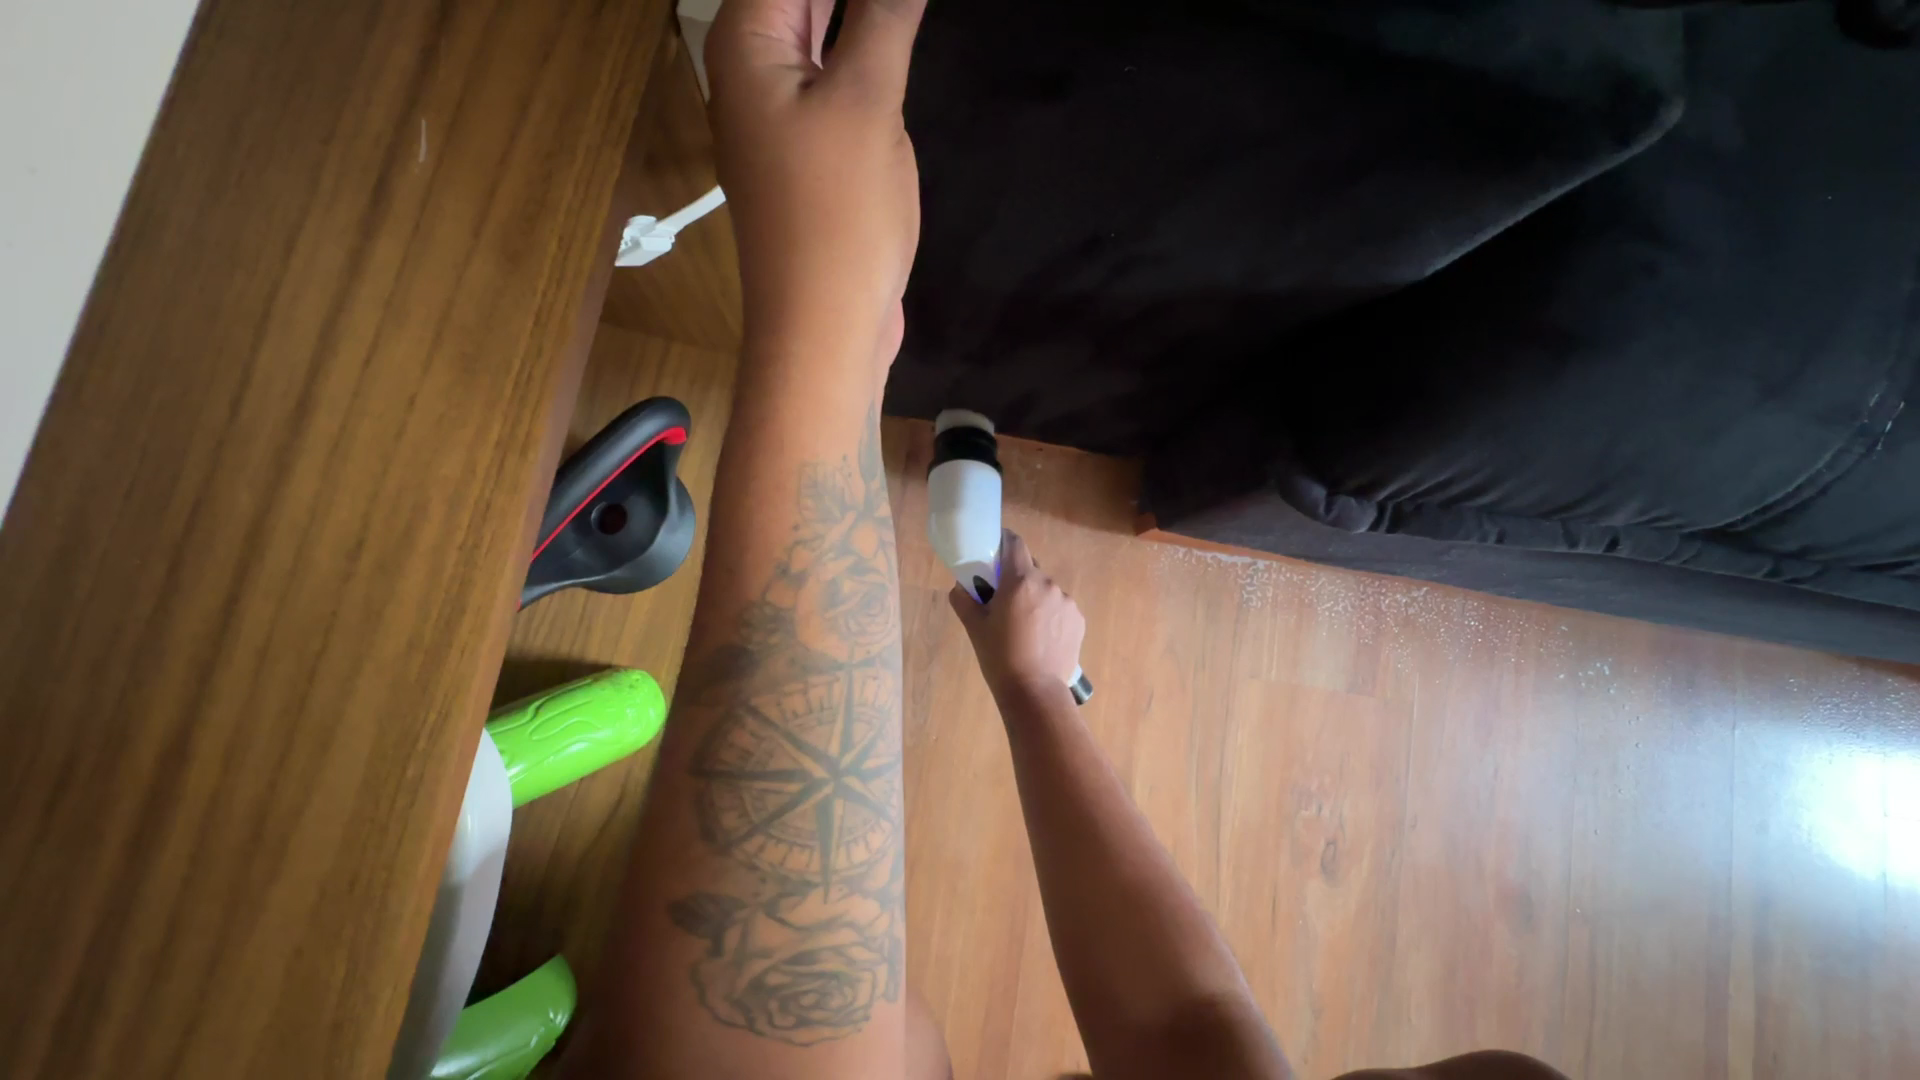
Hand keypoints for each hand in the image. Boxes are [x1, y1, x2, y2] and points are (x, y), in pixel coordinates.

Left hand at [706, 0, 924, 371]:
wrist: (825, 329)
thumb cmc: (839, 215)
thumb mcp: (867, 102)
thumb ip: (884, 17)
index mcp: (747, 43)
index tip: (898, 1)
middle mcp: (752, 74)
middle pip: (803, 0)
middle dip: (862, 3)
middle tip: (908, 9)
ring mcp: (781, 121)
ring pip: (820, 37)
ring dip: (863, 20)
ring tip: (905, 17)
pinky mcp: (811, 160)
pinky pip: (834, 85)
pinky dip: (864, 60)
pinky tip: (896, 45)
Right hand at [949, 532, 1086, 701]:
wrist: (1034, 691)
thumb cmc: (999, 657)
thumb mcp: (975, 628)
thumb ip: (964, 599)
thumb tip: (961, 586)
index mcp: (1020, 581)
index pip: (1014, 543)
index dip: (1003, 542)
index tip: (994, 551)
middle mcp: (1047, 584)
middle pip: (1031, 568)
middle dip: (1017, 577)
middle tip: (1004, 599)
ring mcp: (1067, 602)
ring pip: (1046, 589)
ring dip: (1035, 598)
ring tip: (1025, 626)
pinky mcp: (1078, 620)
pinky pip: (1060, 607)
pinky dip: (1050, 614)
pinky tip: (1041, 637)